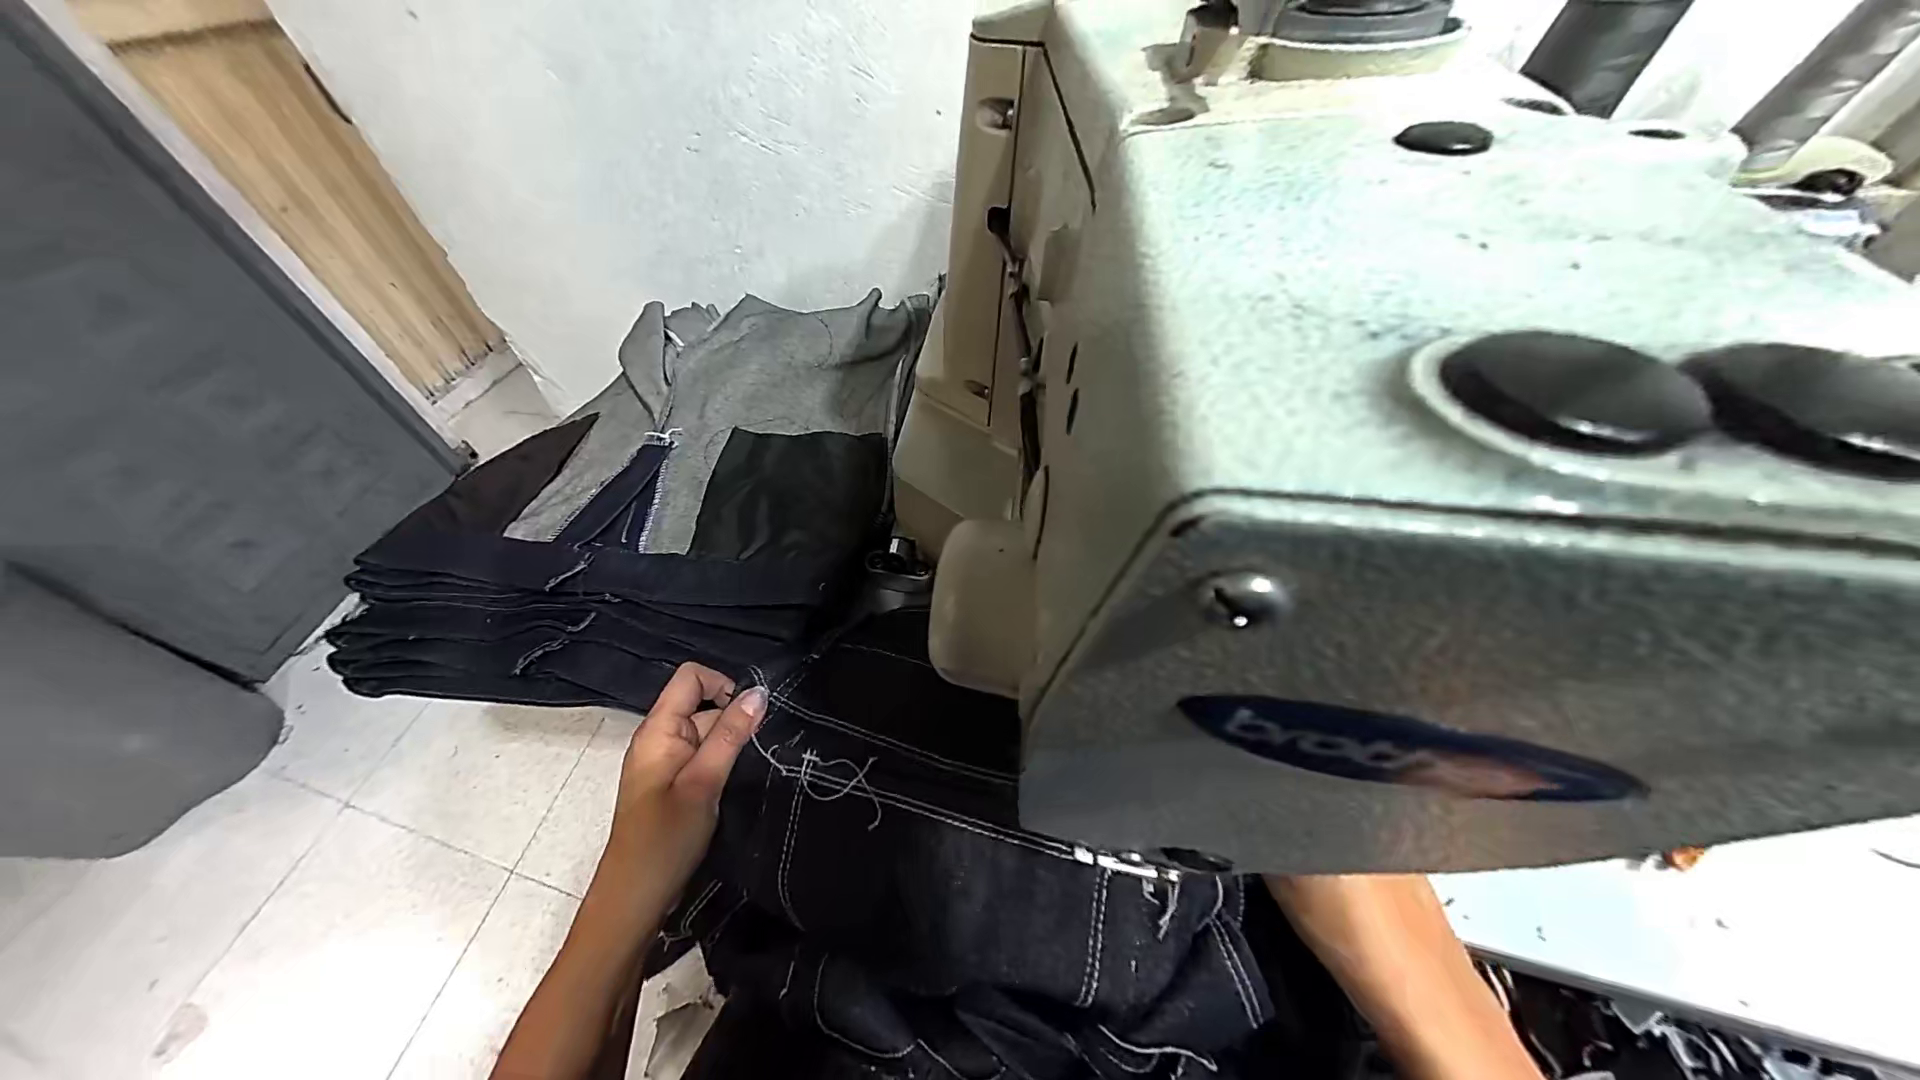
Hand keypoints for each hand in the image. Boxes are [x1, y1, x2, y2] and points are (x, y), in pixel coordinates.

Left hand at [604, 663, 766, 904]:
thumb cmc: (664, 839)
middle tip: (753, 752)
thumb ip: (731, 734)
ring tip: (746, 771)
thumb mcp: (704, 782)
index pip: (691, 677)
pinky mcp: (676, 783)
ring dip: (731, 743)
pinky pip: (705, 756)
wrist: (635, 900)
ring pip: (709, 732)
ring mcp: (668, 762)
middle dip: (734, 719)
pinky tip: (735, 782)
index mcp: (658, 730)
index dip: (723, 684)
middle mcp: (661, 738)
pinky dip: (724, 762)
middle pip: (704, 704)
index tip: (748, 715)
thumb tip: (759, 692)